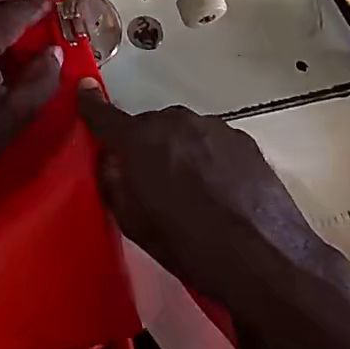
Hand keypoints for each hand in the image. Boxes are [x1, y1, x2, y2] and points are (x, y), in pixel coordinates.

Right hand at [76, 79, 349, 306]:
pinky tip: (215, 190)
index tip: (84, 90)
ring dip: (176, 150)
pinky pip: (210, 141)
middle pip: (148, 125)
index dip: (91, 103)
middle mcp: (177, 124)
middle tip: (145, 179)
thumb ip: (115, 185)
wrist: (265, 258)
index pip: (106, 116)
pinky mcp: (244, 140)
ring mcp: (215, 128)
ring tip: (186, 189)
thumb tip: (112, 164)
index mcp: (142, 142)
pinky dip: (204, 156)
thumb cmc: (189, 247)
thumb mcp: (135, 225)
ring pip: (182, 131)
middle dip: (142, 145)